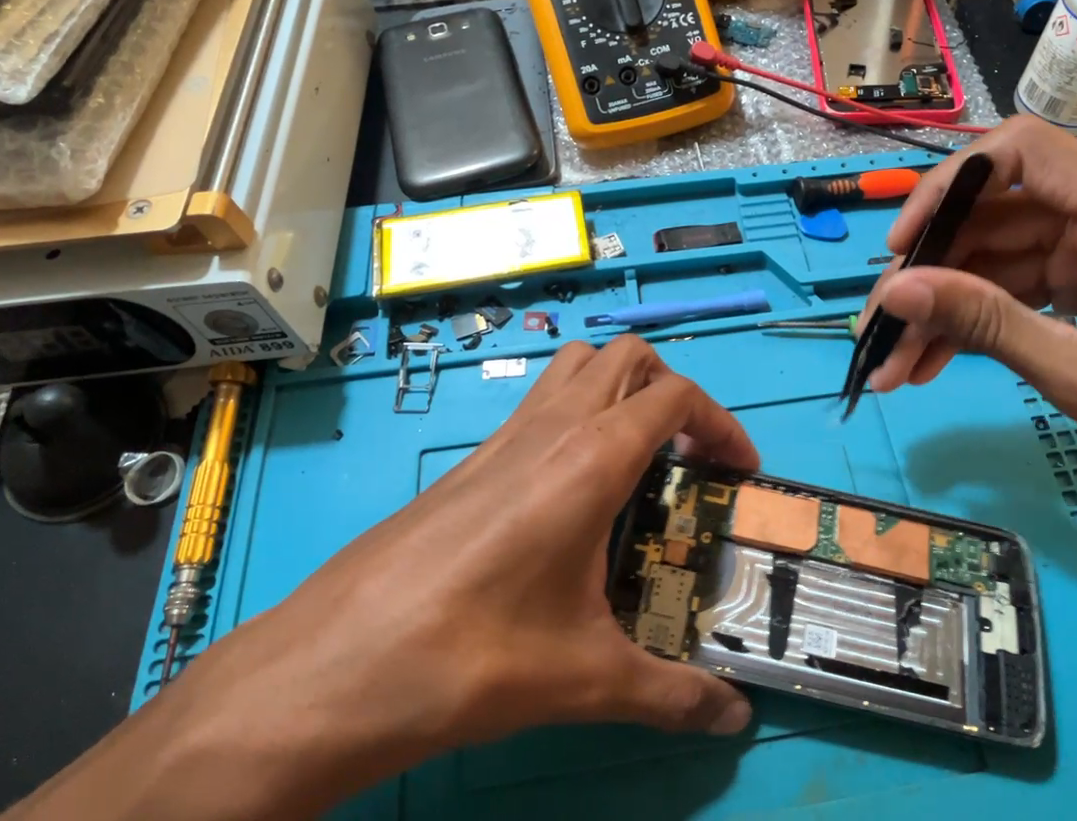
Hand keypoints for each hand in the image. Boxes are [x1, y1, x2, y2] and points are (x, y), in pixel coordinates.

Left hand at [15, 337, 756, 819]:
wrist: (336, 667)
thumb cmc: (473, 659)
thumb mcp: (586, 680)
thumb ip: (672, 695)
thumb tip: (734, 719)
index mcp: (590, 460)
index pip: (675, 396)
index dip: (722, 423)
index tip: (740, 472)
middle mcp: (548, 429)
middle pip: (625, 357)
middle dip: (672, 391)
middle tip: (690, 457)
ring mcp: (500, 440)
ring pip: (573, 368)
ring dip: (617, 391)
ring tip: (636, 461)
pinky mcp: (465, 464)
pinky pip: (535, 407)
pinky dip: (572, 419)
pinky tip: (569, 499)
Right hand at [864, 117, 1076, 544]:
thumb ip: (984, 322)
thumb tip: (895, 292)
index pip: (1024, 151)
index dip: (949, 187)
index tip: (902, 245)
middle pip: (1005, 209)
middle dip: (938, 267)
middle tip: (885, 326)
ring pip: (1010, 252)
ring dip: (953, 301)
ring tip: (900, 360)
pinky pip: (1033, 281)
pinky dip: (988, 316)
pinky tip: (941, 357)